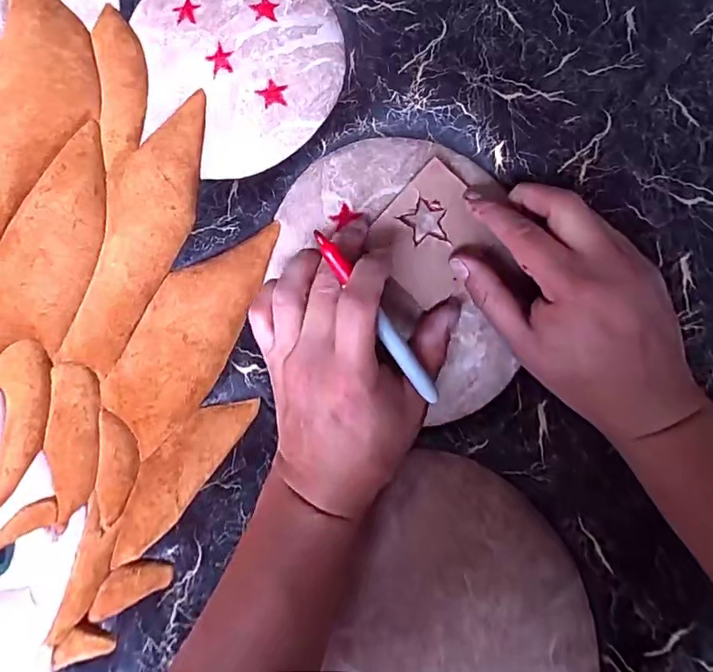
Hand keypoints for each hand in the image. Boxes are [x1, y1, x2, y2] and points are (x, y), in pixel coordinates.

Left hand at [248, 228, 456, 519]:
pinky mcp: (271, 358)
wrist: (319, 483)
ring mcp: (285, 355)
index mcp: (351, 367)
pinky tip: (296, 280)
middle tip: (361, 228)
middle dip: (342, 247)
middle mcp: (311, 354)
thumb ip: (431, 349)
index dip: (372, 265)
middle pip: (321, 284)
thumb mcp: (413, 402)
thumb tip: (451, 305)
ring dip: (308, 260)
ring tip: (330, 246)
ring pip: (286, 290)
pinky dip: (275, 287)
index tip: (387, 249)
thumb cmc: (373, 445)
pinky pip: (262, 312)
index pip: (357, 299)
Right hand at [452, 184, 707, 445]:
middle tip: (506, 202)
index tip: (473, 199)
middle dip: (529, 193)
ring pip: (587, 213)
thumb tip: (462, 258)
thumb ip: (491, 296)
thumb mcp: (526, 345)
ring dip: (554, 209)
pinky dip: (579, 228)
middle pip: (563, 202)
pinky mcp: (646, 263)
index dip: (494, 212)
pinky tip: (565, 249)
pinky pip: (606, 231)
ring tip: (530, 223)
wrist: (653, 401)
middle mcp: (606, 261)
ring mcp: (632, 259)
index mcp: (573, 284)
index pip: (524, 232)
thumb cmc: (581, 378)